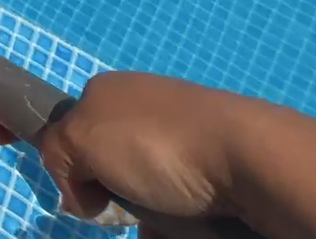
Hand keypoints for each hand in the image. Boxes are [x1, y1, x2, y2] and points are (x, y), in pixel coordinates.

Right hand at [38, 72, 243, 220]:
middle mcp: (151, 109)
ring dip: (159, 222)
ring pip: (164, 192)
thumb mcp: (78, 141)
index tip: (90, 195)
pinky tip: (197, 235)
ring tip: (168, 234)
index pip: (80, 128)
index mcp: (111, 92)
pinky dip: (192, 228)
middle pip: (121, 165)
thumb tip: (80, 196)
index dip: (79, 164)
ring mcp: (197, 138)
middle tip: (131, 222)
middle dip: (122, 200)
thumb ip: (57, 158)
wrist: (257, 160)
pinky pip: (202, 209)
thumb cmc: (153, 143)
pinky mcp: (239, 170)